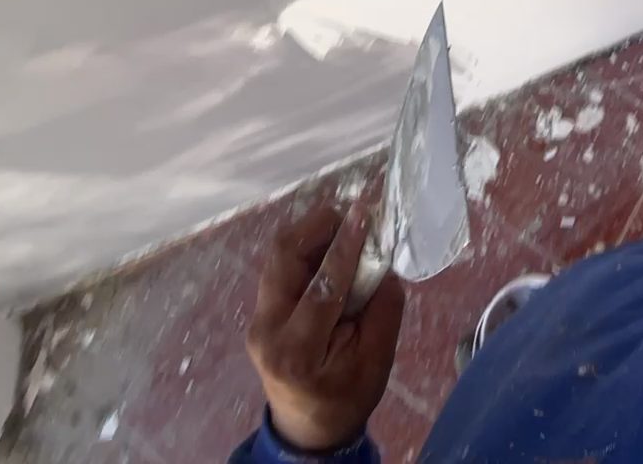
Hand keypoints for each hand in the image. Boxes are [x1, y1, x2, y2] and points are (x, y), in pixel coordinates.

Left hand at [245, 203, 405, 452]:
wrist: (308, 429)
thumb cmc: (348, 397)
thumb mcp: (378, 360)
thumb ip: (384, 307)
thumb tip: (383, 260)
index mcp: (297, 351)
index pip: (321, 287)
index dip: (345, 246)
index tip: (364, 214)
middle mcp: (267, 329)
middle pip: (283, 256)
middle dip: (319, 225)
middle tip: (354, 216)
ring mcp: (258, 317)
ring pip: (280, 254)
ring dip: (314, 232)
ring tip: (347, 227)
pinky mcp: (262, 309)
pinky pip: (283, 263)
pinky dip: (309, 246)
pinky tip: (333, 246)